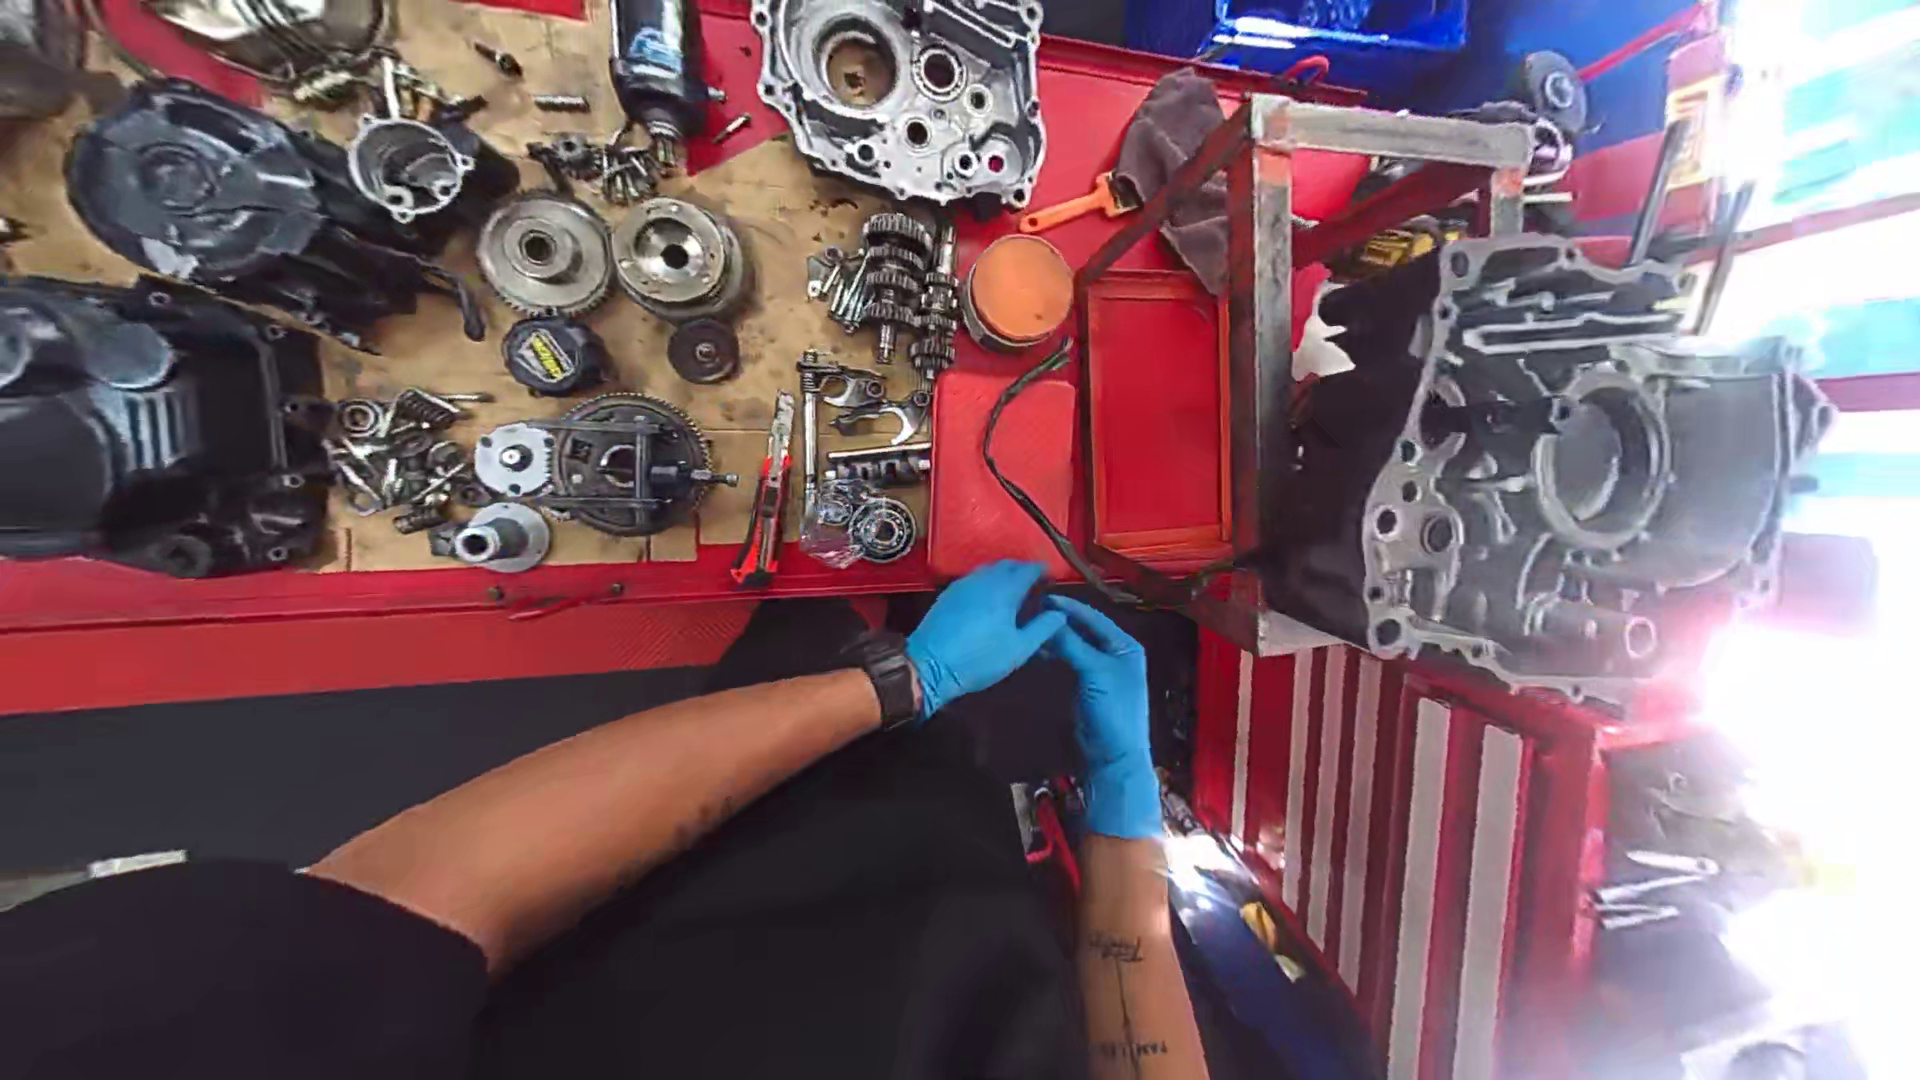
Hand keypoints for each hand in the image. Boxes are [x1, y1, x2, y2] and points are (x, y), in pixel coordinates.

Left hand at [905, 560, 1067, 721]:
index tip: (1052, 578)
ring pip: (989, 570)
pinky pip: (975, 579)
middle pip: (1009, 565)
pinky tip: (990, 601)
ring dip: (1005, 576)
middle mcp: (983, 578)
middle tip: (1035, 587)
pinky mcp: (949, 593)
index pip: (1029, 569)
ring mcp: (963, 584)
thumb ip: (1043, 628)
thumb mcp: (1019, 649)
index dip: (1043, 571)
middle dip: (1024, 571)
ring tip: (1014, 595)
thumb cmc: (980, 659)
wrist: (930, 665)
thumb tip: (1060, 613)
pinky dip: (988, 582)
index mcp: (1004, 589)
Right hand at [1043, 596, 1160, 838]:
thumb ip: (1072, 644)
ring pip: (1074, 643)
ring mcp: (1100, 668)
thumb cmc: (1112, 709)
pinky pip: (1069, 658)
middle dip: (1060, 620)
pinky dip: (1055, 652)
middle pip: (1084, 628)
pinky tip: (1037, 647)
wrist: (1112, 755)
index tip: (1043, 597)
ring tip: (1031, 625)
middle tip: (1033, 608)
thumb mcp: (1094, 672)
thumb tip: (1047, 619)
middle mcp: (1115, 652)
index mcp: (1125, 645)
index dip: (1070, 607)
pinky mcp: (1087, 682)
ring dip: (1056, 636)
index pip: (1094, 618)